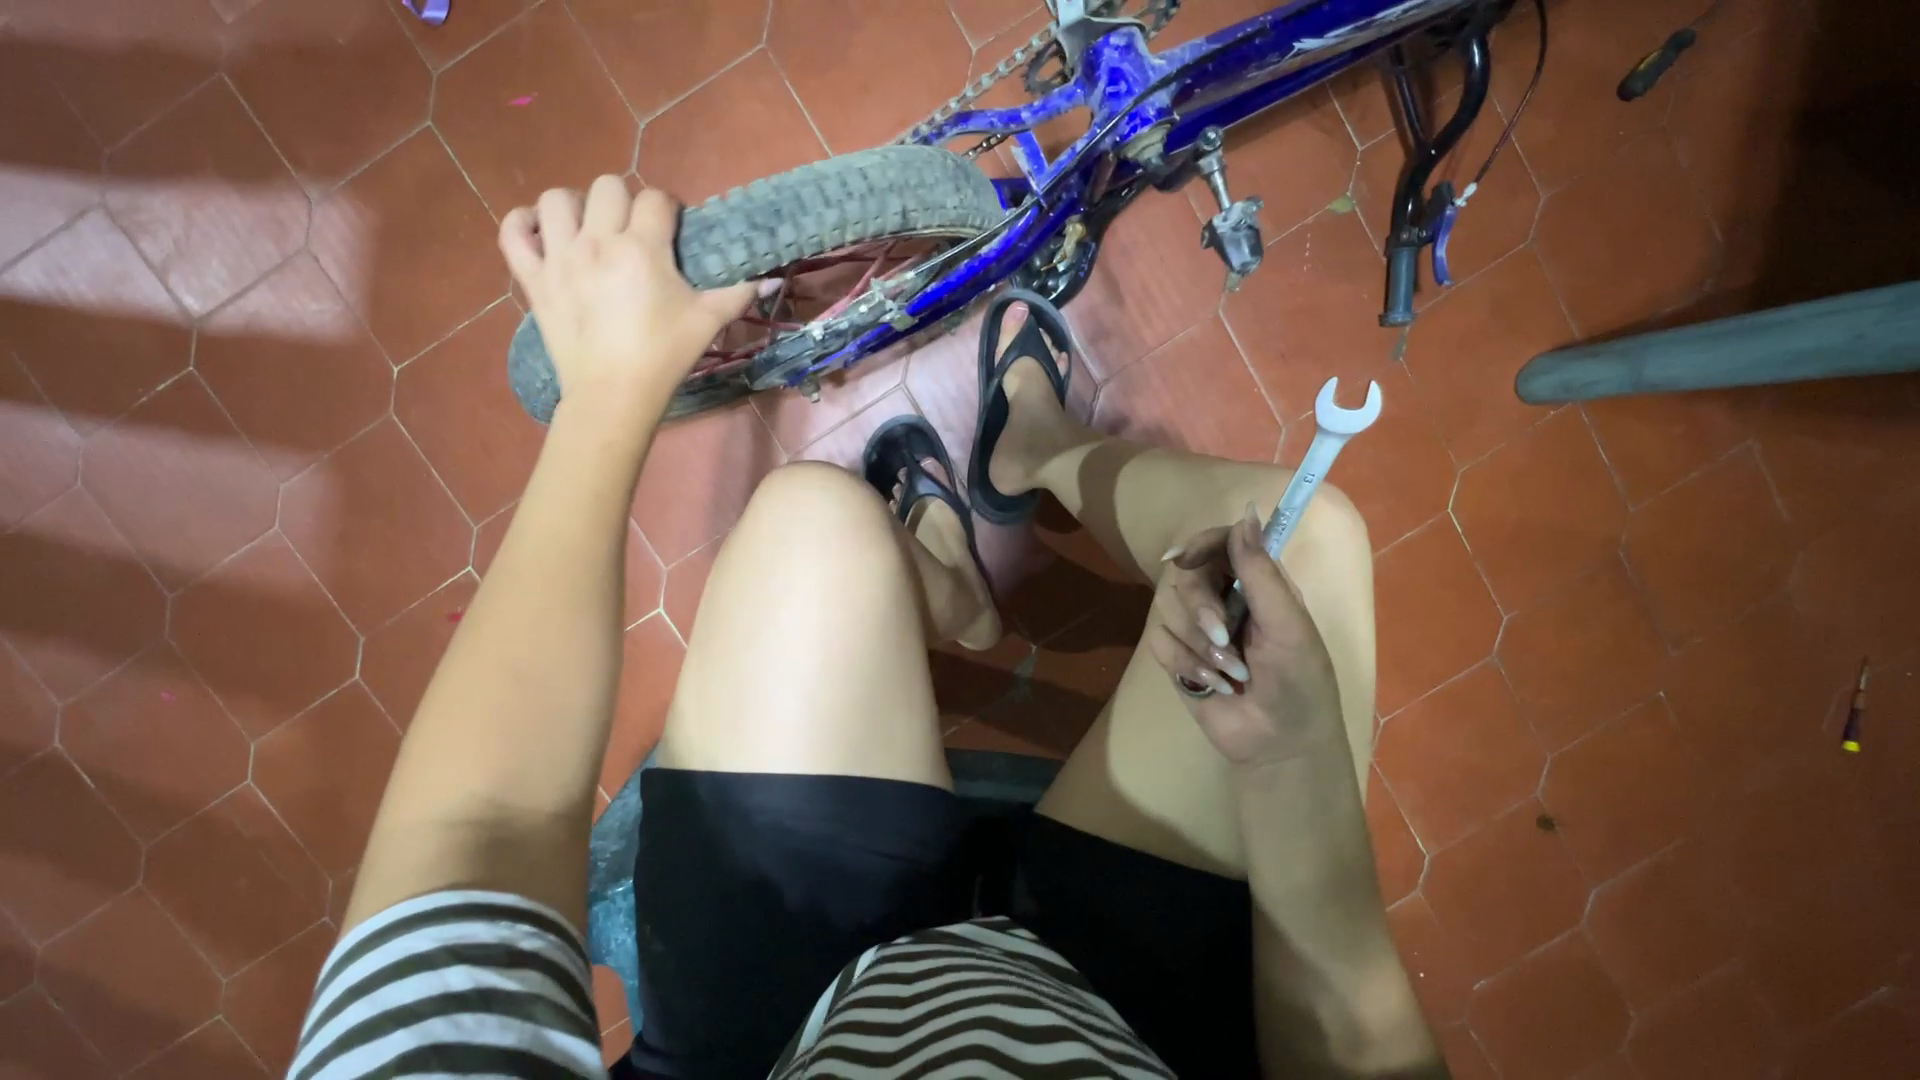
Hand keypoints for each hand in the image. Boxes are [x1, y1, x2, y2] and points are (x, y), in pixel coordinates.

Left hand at [499, 176, 756, 414]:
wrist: (614, 393)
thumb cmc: (664, 356)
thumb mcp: (707, 322)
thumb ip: (737, 294)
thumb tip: (770, 280)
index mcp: (642, 248)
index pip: (656, 199)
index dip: (669, 208)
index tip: (673, 229)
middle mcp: (598, 242)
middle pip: (608, 187)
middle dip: (625, 202)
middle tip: (634, 231)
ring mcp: (559, 257)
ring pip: (556, 199)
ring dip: (576, 207)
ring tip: (590, 230)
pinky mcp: (534, 278)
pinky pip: (512, 231)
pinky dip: (524, 224)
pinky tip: (543, 232)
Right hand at [1148, 506, 1343, 766]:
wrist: (1279, 745)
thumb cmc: (1299, 683)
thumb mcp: (1288, 624)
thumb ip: (1261, 571)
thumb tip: (1244, 512)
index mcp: (1258, 584)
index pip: (1219, 544)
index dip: (1199, 545)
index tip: (1185, 559)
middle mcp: (1225, 599)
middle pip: (1185, 575)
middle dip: (1200, 607)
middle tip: (1223, 636)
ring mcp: (1198, 629)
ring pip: (1167, 608)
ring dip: (1198, 644)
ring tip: (1231, 672)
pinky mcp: (1178, 658)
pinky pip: (1159, 641)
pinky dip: (1184, 664)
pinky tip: (1212, 685)